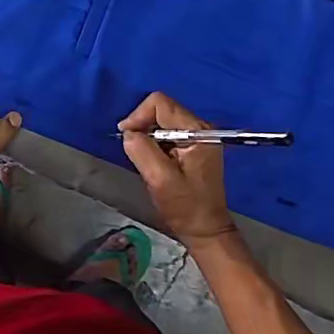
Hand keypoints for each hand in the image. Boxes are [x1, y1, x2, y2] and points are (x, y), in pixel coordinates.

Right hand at [118, 92, 236, 246]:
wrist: (206, 229)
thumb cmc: (186, 207)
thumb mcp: (160, 180)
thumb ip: (143, 151)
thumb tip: (129, 132)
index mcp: (198, 131)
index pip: (161, 103)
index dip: (138, 115)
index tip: (127, 136)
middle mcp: (201, 127)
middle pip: (162, 109)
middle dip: (143, 125)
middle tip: (133, 150)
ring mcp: (199, 135)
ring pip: (163, 120)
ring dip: (148, 136)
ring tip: (144, 159)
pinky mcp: (194, 145)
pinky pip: (168, 132)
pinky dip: (155, 143)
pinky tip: (154, 161)